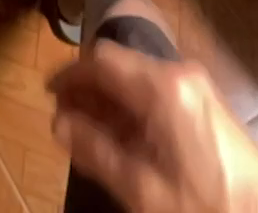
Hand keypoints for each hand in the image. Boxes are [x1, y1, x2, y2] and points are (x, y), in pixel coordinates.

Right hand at [49, 42, 257, 212]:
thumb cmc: (205, 207)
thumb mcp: (142, 187)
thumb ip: (95, 150)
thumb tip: (58, 123)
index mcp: (162, 85)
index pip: (101, 59)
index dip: (70, 75)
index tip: (48, 95)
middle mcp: (180, 73)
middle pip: (120, 65)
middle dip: (90, 89)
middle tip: (66, 119)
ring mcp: (198, 88)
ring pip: (139, 79)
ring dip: (111, 100)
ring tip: (91, 133)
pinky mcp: (210, 106)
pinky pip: (159, 92)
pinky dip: (135, 108)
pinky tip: (126, 139)